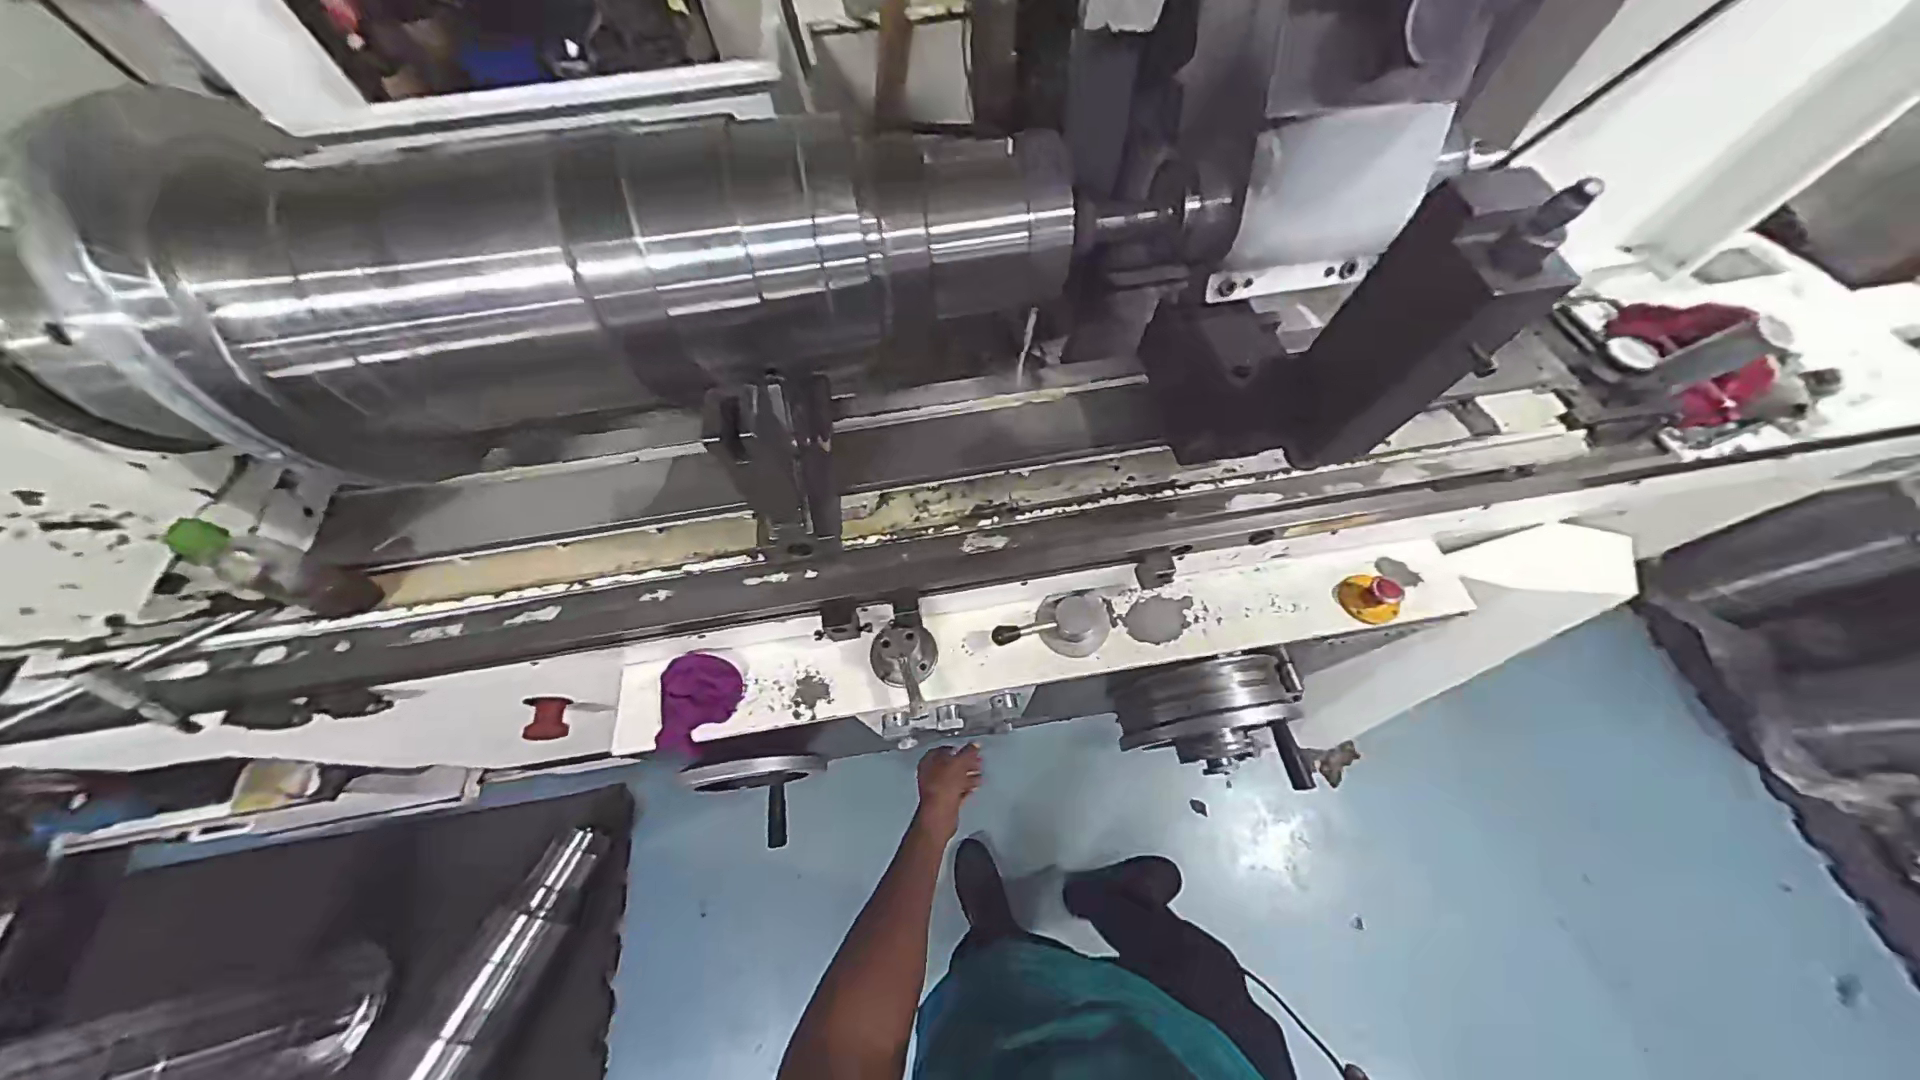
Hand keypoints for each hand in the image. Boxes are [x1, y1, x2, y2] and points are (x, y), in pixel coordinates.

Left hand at [914, 743, 981, 837]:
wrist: (940, 814)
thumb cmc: (944, 786)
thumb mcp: (959, 763)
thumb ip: (968, 752)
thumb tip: (974, 745)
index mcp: (928, 761)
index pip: (943, 750)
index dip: (957, 749)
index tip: (969, 750)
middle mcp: (930, 774)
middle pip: (950, 764)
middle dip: (965, 762)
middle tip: (977, 761)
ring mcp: (936, 788)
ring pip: (954, 778)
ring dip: (968, 775)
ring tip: (980, 774)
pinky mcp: (944, 801)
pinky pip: (957, 790)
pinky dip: (966, 787)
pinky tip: (975, 786)